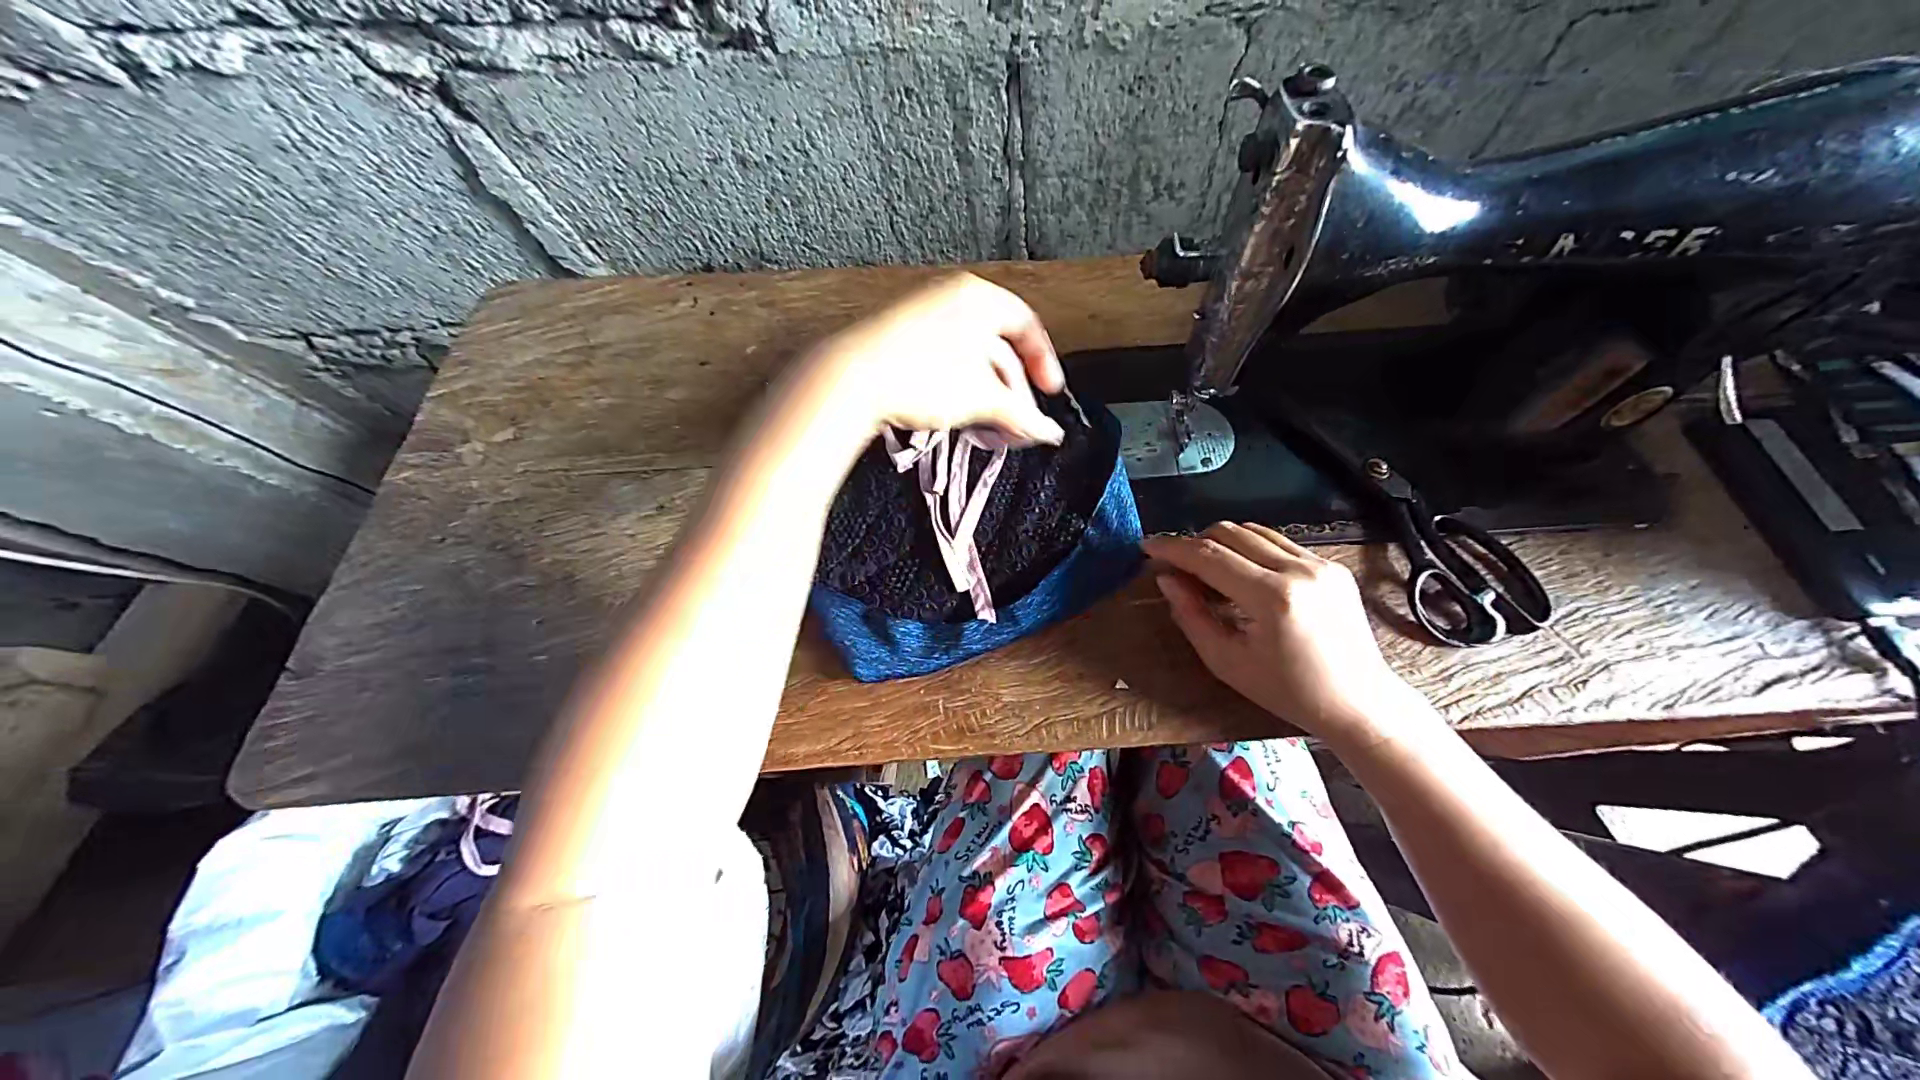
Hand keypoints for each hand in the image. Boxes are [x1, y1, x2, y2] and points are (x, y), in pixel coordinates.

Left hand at [800, 274, 1067, 445]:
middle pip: (996, 345)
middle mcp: (948, 297)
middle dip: (1011, 390)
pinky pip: (940, 360)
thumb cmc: (914, 374)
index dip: (1043, 362)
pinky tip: (955, 414)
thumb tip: (1045, 430)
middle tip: (1016, 422)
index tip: (1048, 391)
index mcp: (977, 296)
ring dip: (984, 395)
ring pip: (967, 357)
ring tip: (985, 426)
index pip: (1027, 325)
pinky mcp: (897, 337)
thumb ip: (1022, 415)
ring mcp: (920, 315)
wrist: (850, 380)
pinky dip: (956, 388)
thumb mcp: (982, 398)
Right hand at [1145, 522, 1425, 741]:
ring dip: (1223, 543)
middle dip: (1195, 542)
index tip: (1148, 547)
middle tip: (1177, 564)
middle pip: (1231, 532)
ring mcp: (1320, 564)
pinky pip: (1280, 543)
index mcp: (1272, 597)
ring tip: (1207, 569)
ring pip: (1255, 531)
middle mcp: (1299, 570)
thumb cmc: (1288, 691)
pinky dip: (1251, 550)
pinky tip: (1243, 575)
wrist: (1359, 703)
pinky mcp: (1332, 566)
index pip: (1209, 556)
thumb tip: (1167, 579)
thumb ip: (1191, 615)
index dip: (1172, 548)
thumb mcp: (1227, 661)